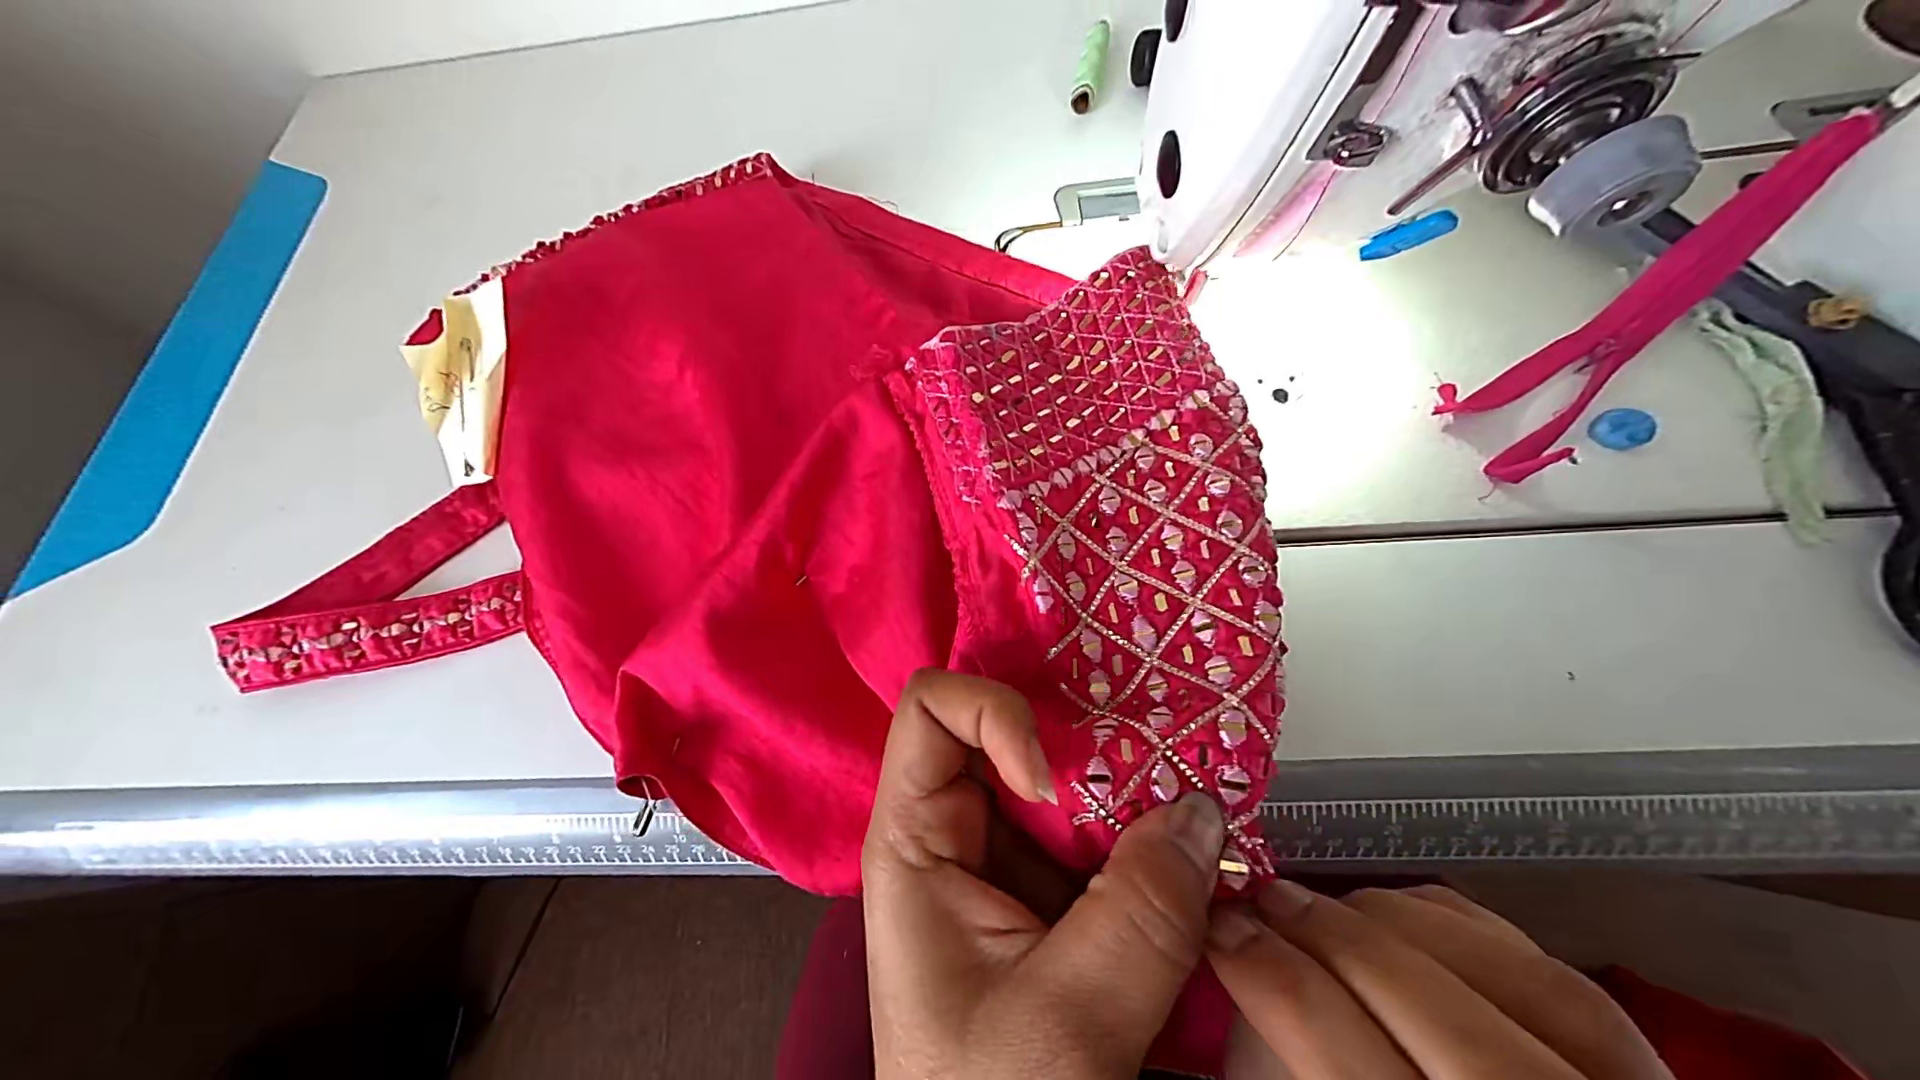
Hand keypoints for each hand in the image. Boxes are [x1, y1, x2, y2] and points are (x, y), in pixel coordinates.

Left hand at [862, 670, 1226, 1078]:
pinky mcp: (1055, 887)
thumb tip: (1200, 811)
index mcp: (916, 838)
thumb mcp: (1061, 1019)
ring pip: (1070, 780)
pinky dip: (1148, 831)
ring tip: (1192, 802)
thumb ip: (1139, 915)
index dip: (994, 713)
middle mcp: (960, 829)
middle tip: (1163, 761)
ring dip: (1132, 787)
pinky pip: (1103, 829)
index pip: (933, 711)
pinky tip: (1191, 850)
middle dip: (1089, 740)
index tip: (1050, 778)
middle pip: (1015, 730)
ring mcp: (1012, 856)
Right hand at [1207, 881, 1676, 1079]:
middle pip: (1452, 1030)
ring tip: (1330, 904)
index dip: (1278, 982)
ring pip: (1529, 994)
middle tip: (1267, 896)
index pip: (1361, 1075)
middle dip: (1336, 938)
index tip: (1224, 925)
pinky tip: (1411, 914)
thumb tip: (1241, 957)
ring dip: (1404, 922)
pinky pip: (1574, 990)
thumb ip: (1289, 1061)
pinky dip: (1476, 930)